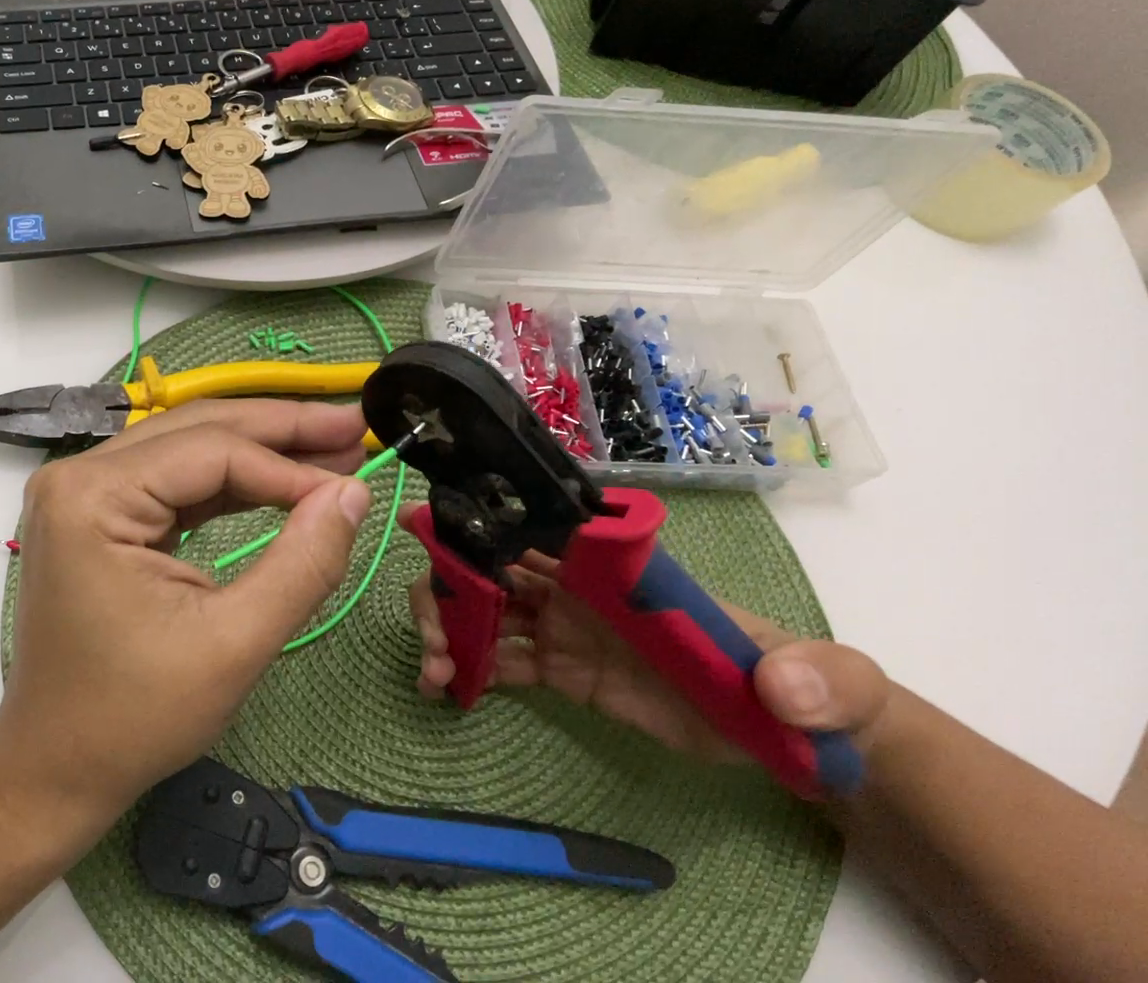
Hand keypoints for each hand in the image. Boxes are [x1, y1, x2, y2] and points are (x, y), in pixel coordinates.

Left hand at [0, 399, 373, 819]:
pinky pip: (173, 484)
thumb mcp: (233, 643)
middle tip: (355, 424)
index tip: (357, 484)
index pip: (212, 453)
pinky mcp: (96, 519)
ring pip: (188, 450)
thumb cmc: (135, 716)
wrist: (58, 767)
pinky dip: (230, 485)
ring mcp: (82, 496)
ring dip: (260, 452)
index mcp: (92, 496)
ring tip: (332, 448)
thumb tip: (354, 492)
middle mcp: (77, 477)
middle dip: (281, 431)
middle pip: (196, 431)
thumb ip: (302, 563)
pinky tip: (281, 482)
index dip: (291, 467)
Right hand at [408, 511, 893, 763]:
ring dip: (450, 631)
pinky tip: (444, 687)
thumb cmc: (804, 685)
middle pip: (494, 569)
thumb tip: (781, 684)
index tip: (437, 533)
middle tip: (433, 634)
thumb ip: (813, 676)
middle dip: (450, 588)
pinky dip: (467, 668)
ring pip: (487, 613)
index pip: (546, 529)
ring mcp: (567, 630)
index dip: (487, 525)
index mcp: (624, 571)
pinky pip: (501, 662)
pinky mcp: (562, 672)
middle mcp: (583, 589)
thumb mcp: (826, 679)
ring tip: (432, 672)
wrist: (791, 733)